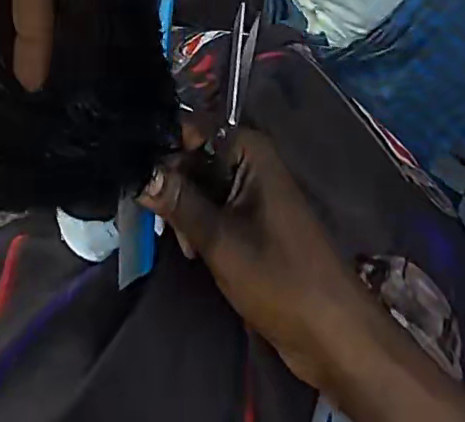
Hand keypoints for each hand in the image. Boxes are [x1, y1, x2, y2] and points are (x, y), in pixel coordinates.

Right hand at [139, 128, 380, 392]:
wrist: (334, 336)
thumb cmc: (280, 279)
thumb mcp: (220, 239)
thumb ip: (176, 200)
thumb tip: (138, 171)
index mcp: (248, 149)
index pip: (190, 128)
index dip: (160, 144)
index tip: (129, 166)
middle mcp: (248, 160)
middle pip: (192, 154)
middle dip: (168, 180)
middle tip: (147, 212)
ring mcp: (248, 189)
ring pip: (197, 182)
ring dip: (179, 206)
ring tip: (174, 238)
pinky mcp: (247, 217)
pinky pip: (209, 205)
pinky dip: (194, 221)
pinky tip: (188, 247)